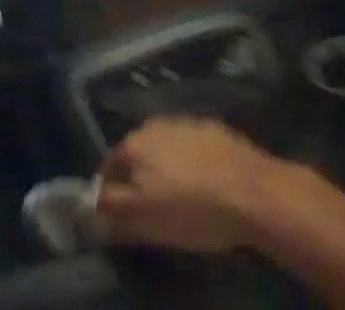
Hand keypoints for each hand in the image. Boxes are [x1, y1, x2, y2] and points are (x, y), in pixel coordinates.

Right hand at [96, 118, 287, 253]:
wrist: (255, 193)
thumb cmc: (192, 209)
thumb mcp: (144, 220)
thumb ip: (110, 209)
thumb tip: (89, 205)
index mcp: (133, 144)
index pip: (107, 169)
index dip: (112, 195)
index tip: (123, 216)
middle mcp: (154, 125)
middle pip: (138, 156)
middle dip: (141, 178)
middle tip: (155, 208)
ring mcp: (188, 123)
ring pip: (167, 149)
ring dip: (168, 168)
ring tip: (184, 196)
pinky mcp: (217, 129)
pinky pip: (195, 148)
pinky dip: (194, 162)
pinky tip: (208, 183)